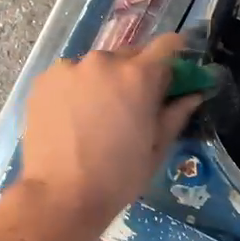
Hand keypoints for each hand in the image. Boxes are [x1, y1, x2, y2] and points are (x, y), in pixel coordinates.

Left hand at [14, 33, 202, 237]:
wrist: (62, 195)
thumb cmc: (119, 177)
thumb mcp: (157, 149)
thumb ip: (176, 114)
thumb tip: (193, 94)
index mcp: (138, 77)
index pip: (167, 45)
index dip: (176, 55)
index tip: (177, 72)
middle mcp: (104, 61)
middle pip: (130, 56)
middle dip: (138, 75)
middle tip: (136, 106)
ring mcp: (70, 68)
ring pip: (98, 66)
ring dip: (106, 82)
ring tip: (101, 116)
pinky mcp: (45, 79)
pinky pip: (72, 76)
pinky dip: (79, 90)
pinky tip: (76, 119)